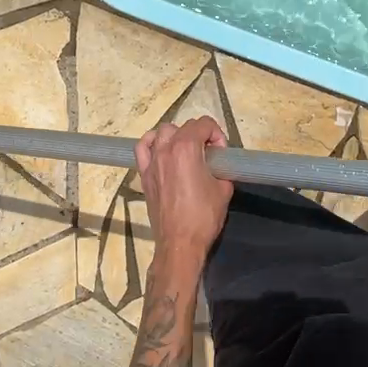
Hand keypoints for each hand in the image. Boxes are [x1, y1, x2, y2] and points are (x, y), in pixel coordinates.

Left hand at [133, 117, 233, 269]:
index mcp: (187, 149)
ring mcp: (152, 161)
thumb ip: (221, 169)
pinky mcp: (144, 174)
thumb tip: (218, 166)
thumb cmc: (204, 216)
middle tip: (210, 156)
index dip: (217, 135)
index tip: (221, 154)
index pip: (203, 124)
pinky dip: (152, 143)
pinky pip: (143, 148)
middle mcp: (166, 149)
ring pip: (163, 132)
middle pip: (185, 126)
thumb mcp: (224, 189)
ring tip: (187, 152)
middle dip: (201, 135)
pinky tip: (162, 150)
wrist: (180, 243)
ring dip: (178, 136)